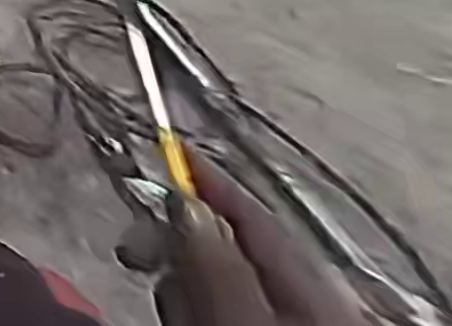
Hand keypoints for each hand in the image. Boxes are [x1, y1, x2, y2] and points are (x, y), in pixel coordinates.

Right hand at [156, 154, 368, 325]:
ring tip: (177, 313)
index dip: (204, 175)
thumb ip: (214, 260)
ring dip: (184, 287)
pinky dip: (196, 309)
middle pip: (229, 244)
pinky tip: (190, 320)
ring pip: (219, 280)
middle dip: (177, 244)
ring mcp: (290, 322)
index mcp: (319, 291)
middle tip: (132, 253)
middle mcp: (315, 304)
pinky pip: (222, 307)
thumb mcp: (240, 324)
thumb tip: (184, 201)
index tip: (161, 144)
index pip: (252, 214)